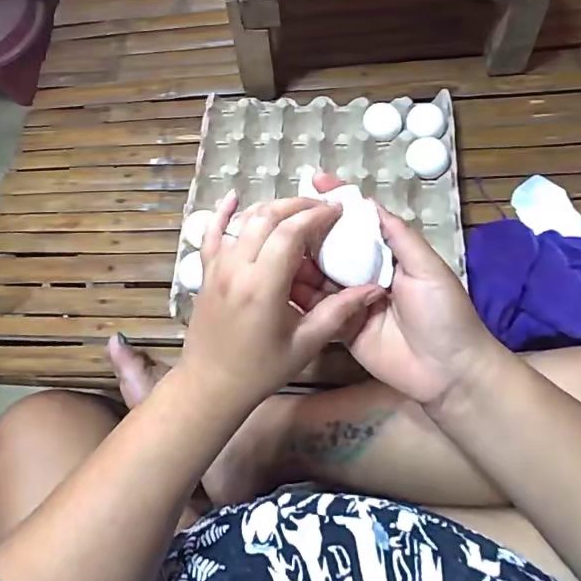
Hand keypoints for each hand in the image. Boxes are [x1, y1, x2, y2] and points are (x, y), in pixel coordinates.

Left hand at [182, 190, 383, 409]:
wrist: (211, 384)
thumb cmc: (261, 370)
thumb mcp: (305, 344)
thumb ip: (338, 312)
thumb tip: (374, 287)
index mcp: (263, 285)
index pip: (291, 232)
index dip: (316, 215)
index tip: (337, 211)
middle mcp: (237, 268)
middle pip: (267, 218)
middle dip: (297, 206)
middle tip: (321, 207)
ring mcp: (217, 267)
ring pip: (243, 222)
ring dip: (270, 208)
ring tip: (296, 208)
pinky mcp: (206, 272)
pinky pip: (211, 234)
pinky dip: (222, 213)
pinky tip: (233, 196)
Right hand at [297, 175, 500, 404]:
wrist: (449, 373)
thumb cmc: (444, 314)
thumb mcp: (427, 268)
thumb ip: (398, 236)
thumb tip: (367, 202)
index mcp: (387, 255)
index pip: (358, 221)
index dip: (338, 200)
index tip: (316, 179)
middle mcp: (364, 273)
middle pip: (330, 246)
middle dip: (308, 228)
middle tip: (282, 214)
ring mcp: (349, 300)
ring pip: (317, 274)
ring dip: (298, 260)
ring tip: (271, 244)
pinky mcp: (340, 326)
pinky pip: (316, 307)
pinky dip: (299, 294)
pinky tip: (277, 280)